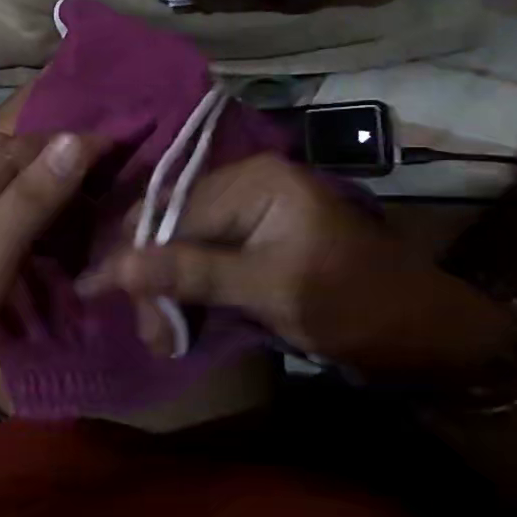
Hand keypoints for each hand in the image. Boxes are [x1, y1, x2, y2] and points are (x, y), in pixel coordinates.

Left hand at [0, 132, 101, 377]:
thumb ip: (33, 194)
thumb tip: (76, 137)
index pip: (35, 144)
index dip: (79, 144)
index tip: (125, 151)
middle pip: (24, 166)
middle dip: (69, 169)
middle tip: (116, 189)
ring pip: (16, 196)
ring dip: (53, 200)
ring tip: (93, 218)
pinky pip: (6, 227)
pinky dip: (35, 231)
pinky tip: (52, 250)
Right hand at [79, 154, 516, 376]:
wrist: (421, 332)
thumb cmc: (353, 302)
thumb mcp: (270, 288)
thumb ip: (192, 273)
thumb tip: (113, 268)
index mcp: (254, 180)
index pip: (171, 211)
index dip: (132, 253)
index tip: (95, 292)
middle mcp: (244, 184)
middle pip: (171, 226)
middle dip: (152, 279)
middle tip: (152, 334)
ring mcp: (247, 212)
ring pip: (181, 245)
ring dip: (167, 290)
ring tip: (164, 336)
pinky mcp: (250, 240)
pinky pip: (202, 257)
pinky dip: (188, 290)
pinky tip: (178, 320)